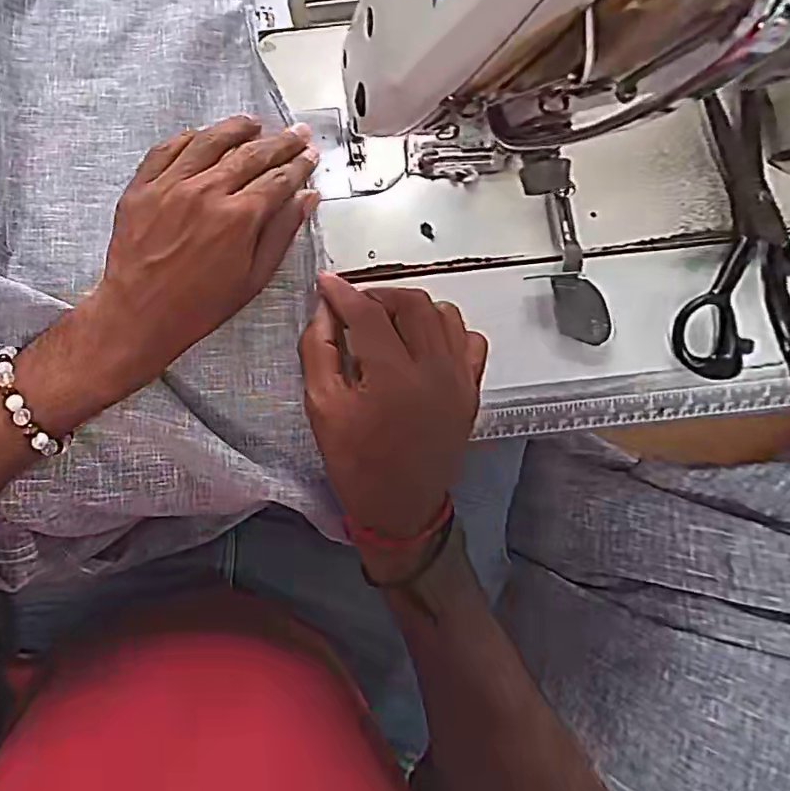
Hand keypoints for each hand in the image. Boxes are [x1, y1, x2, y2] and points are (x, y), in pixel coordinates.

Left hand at [72, 115, 319, 399]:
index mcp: (237, 218)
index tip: (307, 158)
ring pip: (210, 141)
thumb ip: (281, 232)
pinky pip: (166, 149)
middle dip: (279, 142)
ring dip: (236, 128)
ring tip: (252, 123)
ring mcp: (170, 187)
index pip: (278, 177)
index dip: (298, 165)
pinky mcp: (142, 188)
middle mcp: (205, 193)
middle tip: (293, 135)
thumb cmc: (193, 306)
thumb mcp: (252, 278)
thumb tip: (304, 199)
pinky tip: (200, 135)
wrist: (138, 315)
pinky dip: (188, 138)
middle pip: (251, 153)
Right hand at [299, 272, 487, 547]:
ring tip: (385, 320)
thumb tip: (324, 312)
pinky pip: (468, 339)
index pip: (367, 313)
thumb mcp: (321, 406)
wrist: (399, 506)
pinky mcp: (471, 390)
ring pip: (442, 314)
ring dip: (410, 307)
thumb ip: (318, 351)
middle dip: (376, 295)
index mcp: (392, 377)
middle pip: (411, 303)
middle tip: (353, 306)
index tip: (327, 284)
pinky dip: (444, 329)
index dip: (342, 293)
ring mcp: (459, 380)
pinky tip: (421, 342)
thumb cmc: (355, 461)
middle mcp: (434, 371)